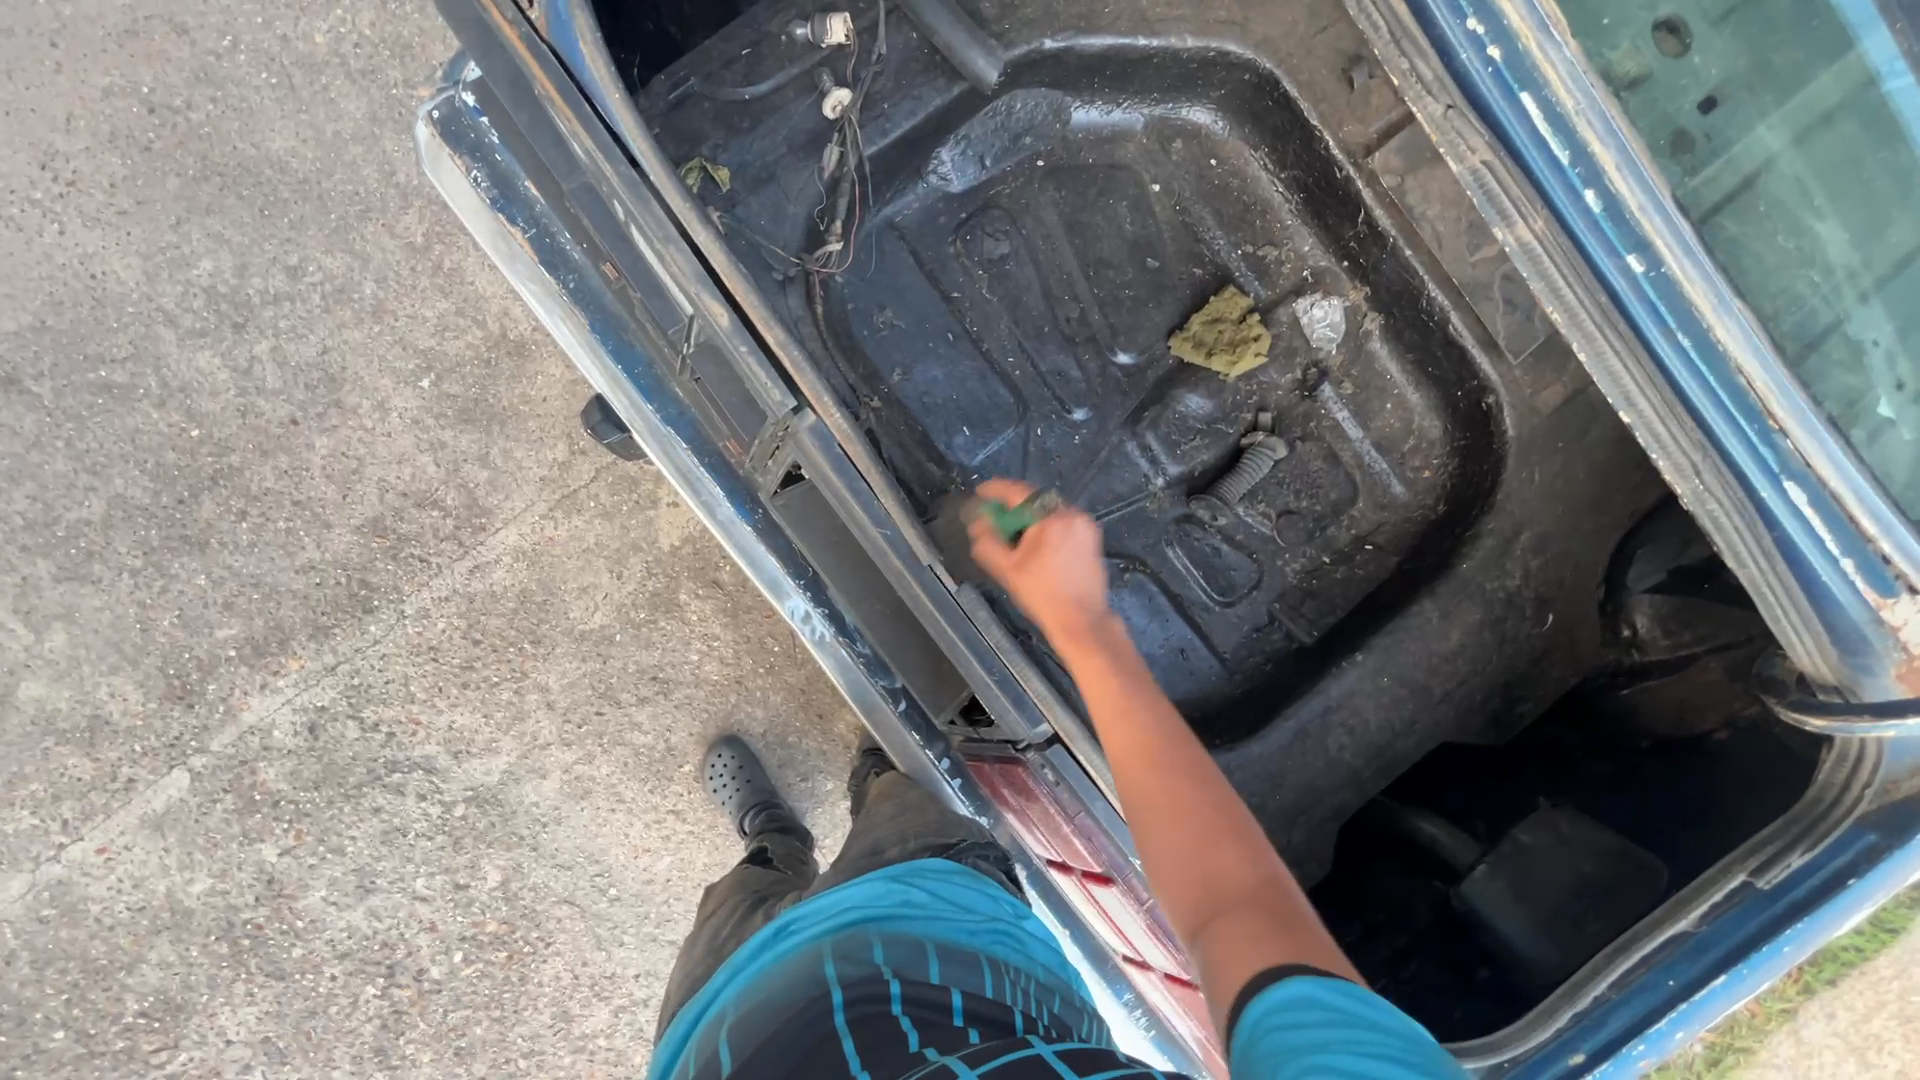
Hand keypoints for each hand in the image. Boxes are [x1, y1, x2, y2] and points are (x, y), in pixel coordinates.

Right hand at [967, 479, 1113, 646]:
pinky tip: (1035, 543)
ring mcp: (1086, 525)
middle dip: (1014, 505)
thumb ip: (987, 542)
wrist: (1082, 620)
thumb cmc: (1043, 596)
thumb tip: (978, 524)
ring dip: (1030, 517)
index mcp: (1052, 519)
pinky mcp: (1092, 537)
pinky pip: (1063, 521)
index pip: (1019, 492)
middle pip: (1036, 500)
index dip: (996, 490)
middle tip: (995, 516)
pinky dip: (1046, 525)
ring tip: (1013, 532)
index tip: (980, 492)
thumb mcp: (1007, 570)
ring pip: (1050, 510)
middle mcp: (1073, 514)